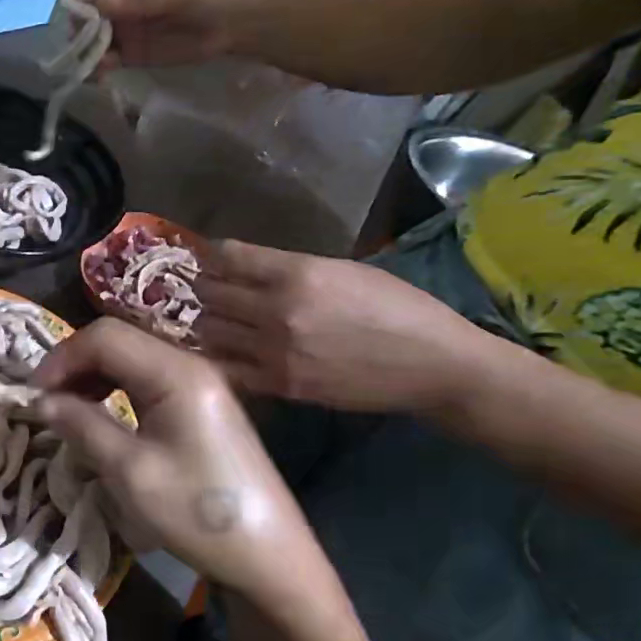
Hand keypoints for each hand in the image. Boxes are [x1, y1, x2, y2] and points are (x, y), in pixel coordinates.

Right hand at [30, 318, 319, 605]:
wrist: (270, 555)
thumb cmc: (199, 514)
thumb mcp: (131, 473)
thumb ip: (83, 426)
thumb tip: (42, 401)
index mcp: (176, 371)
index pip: (105, 336)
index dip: (62, 358)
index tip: (33, 395)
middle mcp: (189, 363)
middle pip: (118, 339)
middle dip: (74, 364)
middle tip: (45, 402)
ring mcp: (198, 380)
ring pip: (130, 356)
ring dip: (92, 375)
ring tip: (65, 408)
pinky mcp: (200, 401)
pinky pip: (147, 377)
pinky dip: (115, 387)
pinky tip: (100, 413)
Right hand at [76, 0, 283, 66]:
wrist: (242, 20)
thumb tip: (93, 2)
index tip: (74, 14)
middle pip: (90, 9)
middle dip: (80, 25)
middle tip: (79, 42)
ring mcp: (129, 25)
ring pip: (96, 35)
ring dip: (88, 48)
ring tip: (86, 63)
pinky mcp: (137, 51)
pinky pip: (111, 57)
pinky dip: (101, 65)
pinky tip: (97, 73)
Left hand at [195, 239, 504, 413]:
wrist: (435, 367)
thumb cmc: (398, 308)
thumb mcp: (344, 270)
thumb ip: (291, 268)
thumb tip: (248, 268)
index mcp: (297, 273)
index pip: (229, 256)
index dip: (215, 255)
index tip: (214, 258)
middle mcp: (278, 310)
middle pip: (211, 293)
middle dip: (205, 287)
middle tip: (208, 289)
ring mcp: (276, 352)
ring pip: (209, 331)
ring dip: (207, 321)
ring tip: (215, 319)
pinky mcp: (281, 386)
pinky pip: (228, 369)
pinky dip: (219, 357)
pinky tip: (224, 351)